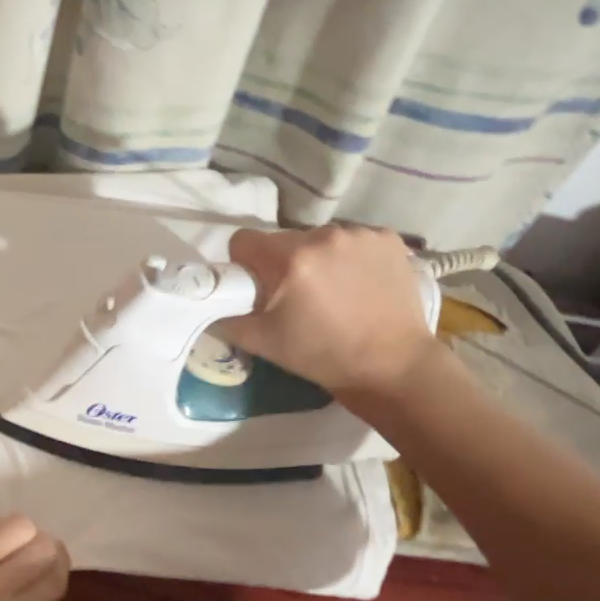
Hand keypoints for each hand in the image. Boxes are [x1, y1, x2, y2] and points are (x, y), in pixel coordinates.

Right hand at [218, 224, 442, 398]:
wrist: (391, 365)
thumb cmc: (320, 355)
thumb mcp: (261, 342)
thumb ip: (225, 319)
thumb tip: (209, 307)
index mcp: (290, 258)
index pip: (244, 240)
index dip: (243, 264)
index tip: (257, 288)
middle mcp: (324, 235)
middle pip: (284, 240)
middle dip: (283, 264)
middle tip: (296, 299)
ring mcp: (361, 235)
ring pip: (319, 239)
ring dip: (318, 259)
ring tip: (333, 293)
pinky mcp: (389, 239)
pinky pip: (353, 240)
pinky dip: (350, 258)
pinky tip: (359, 285)